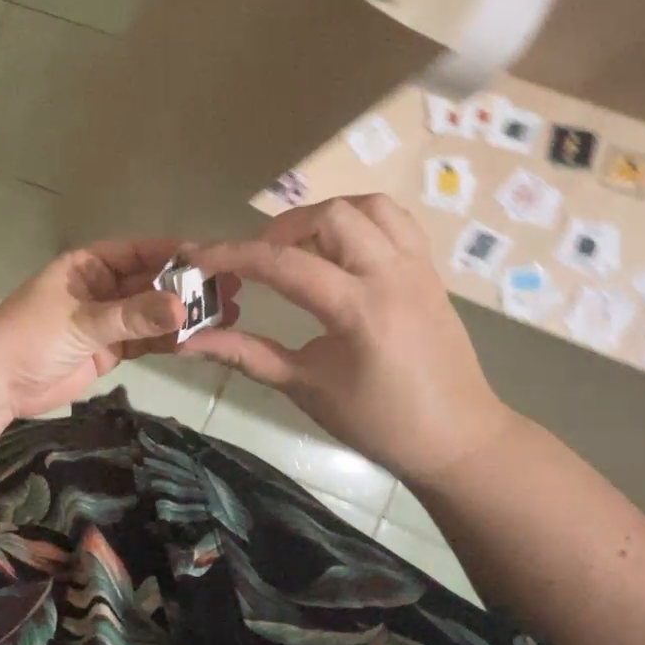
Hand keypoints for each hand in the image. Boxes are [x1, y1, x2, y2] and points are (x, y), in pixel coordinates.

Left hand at [0, 239, 241, 419]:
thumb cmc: (28, 339)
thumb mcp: (82, 323)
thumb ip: (133, 316)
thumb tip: (184, 306)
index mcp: (86, 266)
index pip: (137, 251)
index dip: (174, 253)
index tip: (216, 260)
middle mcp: (99, 288)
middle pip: (150, 281)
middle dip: (187, 287)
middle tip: (233, 292)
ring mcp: (104, 320)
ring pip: (151, 313)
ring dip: (183, 316)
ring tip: (228, 316)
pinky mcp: (106, 350)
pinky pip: (144, 339)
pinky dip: (168, 341)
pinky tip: (199, 341)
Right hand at [178, 195, 515, 481]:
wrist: (458, 437)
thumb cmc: (377, 420)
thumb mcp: (303, 387)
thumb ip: (244, 354)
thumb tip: (187, 342)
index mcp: (359, 309)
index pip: (284, 264)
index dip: (231, 255)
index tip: (196, 257)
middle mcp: (392, 275)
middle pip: (330, 216)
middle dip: (280, 229)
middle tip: (255, 260)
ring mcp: (417, 268)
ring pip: (367, 207)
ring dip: (322, 217)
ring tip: (296, 249)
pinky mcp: (428, 271)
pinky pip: (394, 221)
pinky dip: (357, 222)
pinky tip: (334, 252)